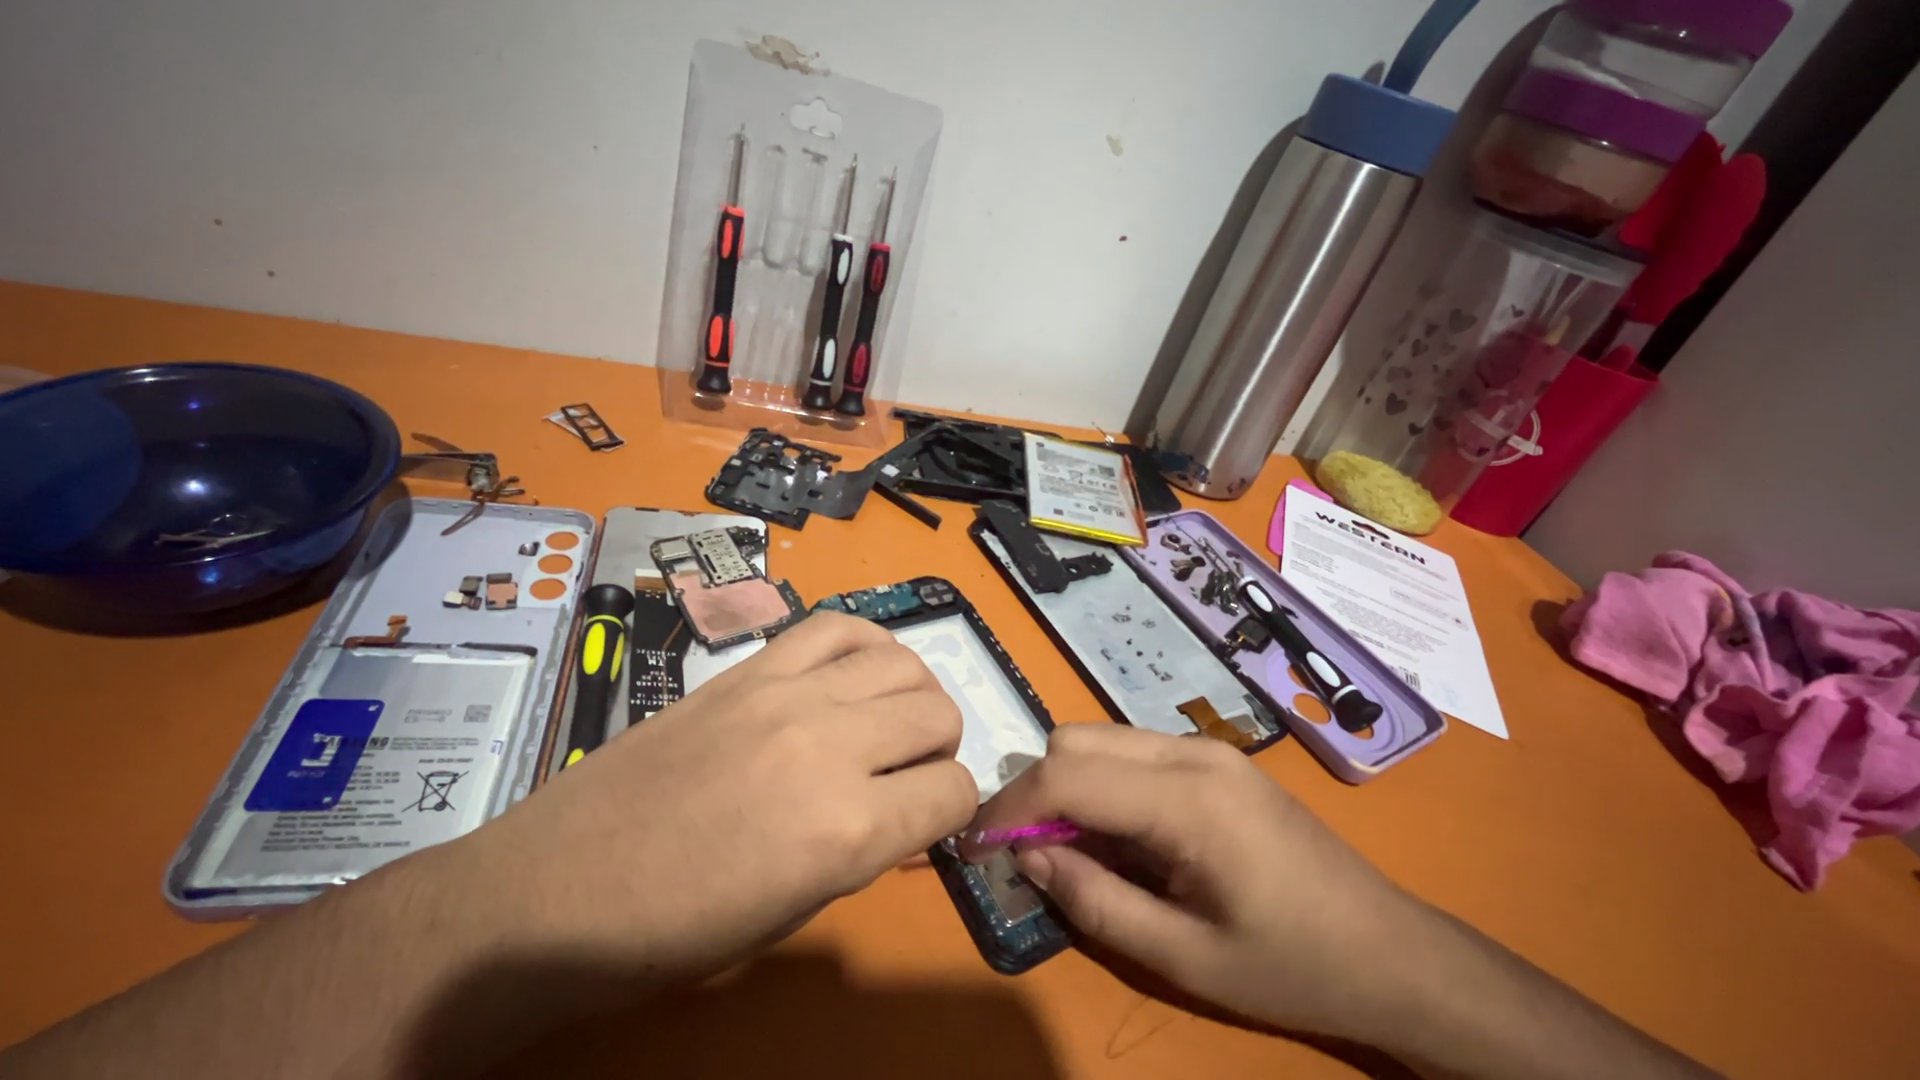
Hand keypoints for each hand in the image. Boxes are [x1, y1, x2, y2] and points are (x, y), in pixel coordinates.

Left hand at [435, 612, 978, 982]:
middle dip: (940, 750)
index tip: (927, 821)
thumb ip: (868, 849)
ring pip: (901, 661)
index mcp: (848, 830)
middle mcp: (831, 746)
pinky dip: (864, 645)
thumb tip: (908, 811)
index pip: (954, 793)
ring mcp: (786, 695)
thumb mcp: (796, 911)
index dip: (950, 812)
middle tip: (906, 775)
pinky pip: (834, 627)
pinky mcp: (747, 669)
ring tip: (885, 721)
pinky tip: (855, 672)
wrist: (557, 891)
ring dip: (912, 695)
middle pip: (939, 714)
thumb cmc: (675, 932)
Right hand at [963, 724, 1430, 1041]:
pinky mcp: (1219, 761)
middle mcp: (1194, 753)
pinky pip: (1135, 753)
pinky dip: (1106, 785)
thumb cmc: (1291, 964)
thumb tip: (1028, 853)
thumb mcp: (1182, 956)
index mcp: (1188, 798)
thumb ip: (1094, 900)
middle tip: (1030, 854)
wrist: (1392, 952)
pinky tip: (1123, 840)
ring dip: (1071, 786)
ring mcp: (1210, 751)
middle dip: (1038, 790)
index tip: (977, 845)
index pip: (1068, 772)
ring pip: (1103, 739)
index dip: (1010, 806)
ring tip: (1076, 853)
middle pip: (1079, 738)